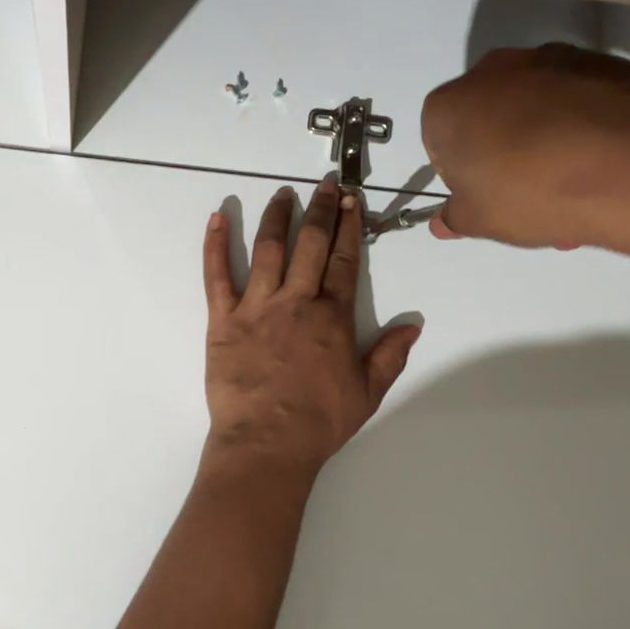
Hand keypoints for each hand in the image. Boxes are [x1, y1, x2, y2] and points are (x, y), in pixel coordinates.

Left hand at [199, 177, 421, 480]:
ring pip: (268, 250)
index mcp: (332, 318)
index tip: (351, 201)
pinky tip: (218, 218)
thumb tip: (413, 324)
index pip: (345, 261)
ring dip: (276, 217)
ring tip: (282, 193)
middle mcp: (296, 302)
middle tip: (324, 185)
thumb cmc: (318, 422)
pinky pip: (217, 275)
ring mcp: (257, 307)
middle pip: (311, 245)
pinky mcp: (222, 319)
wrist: (266, 443)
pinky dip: (216, 245)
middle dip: (320, 210)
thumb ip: (390, 355)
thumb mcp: (367, 392)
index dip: (349, 227)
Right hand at [420, 43, 629, 247]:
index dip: (465, 172)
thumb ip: (455, 217)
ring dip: (546, 133)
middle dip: (504, 149)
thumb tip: (443, 222)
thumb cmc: (530, 192)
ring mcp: (549, 59)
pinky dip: (584, 120)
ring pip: (536, 103)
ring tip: (575, 179)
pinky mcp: (601, 61)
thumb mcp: (479, 220)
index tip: (490, 194)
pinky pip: (580, 95)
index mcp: (448, 106)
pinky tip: (603, 156)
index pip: (441, 141)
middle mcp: (491, 70)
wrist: (628, 166)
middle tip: (531, 190)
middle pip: (489, 114)